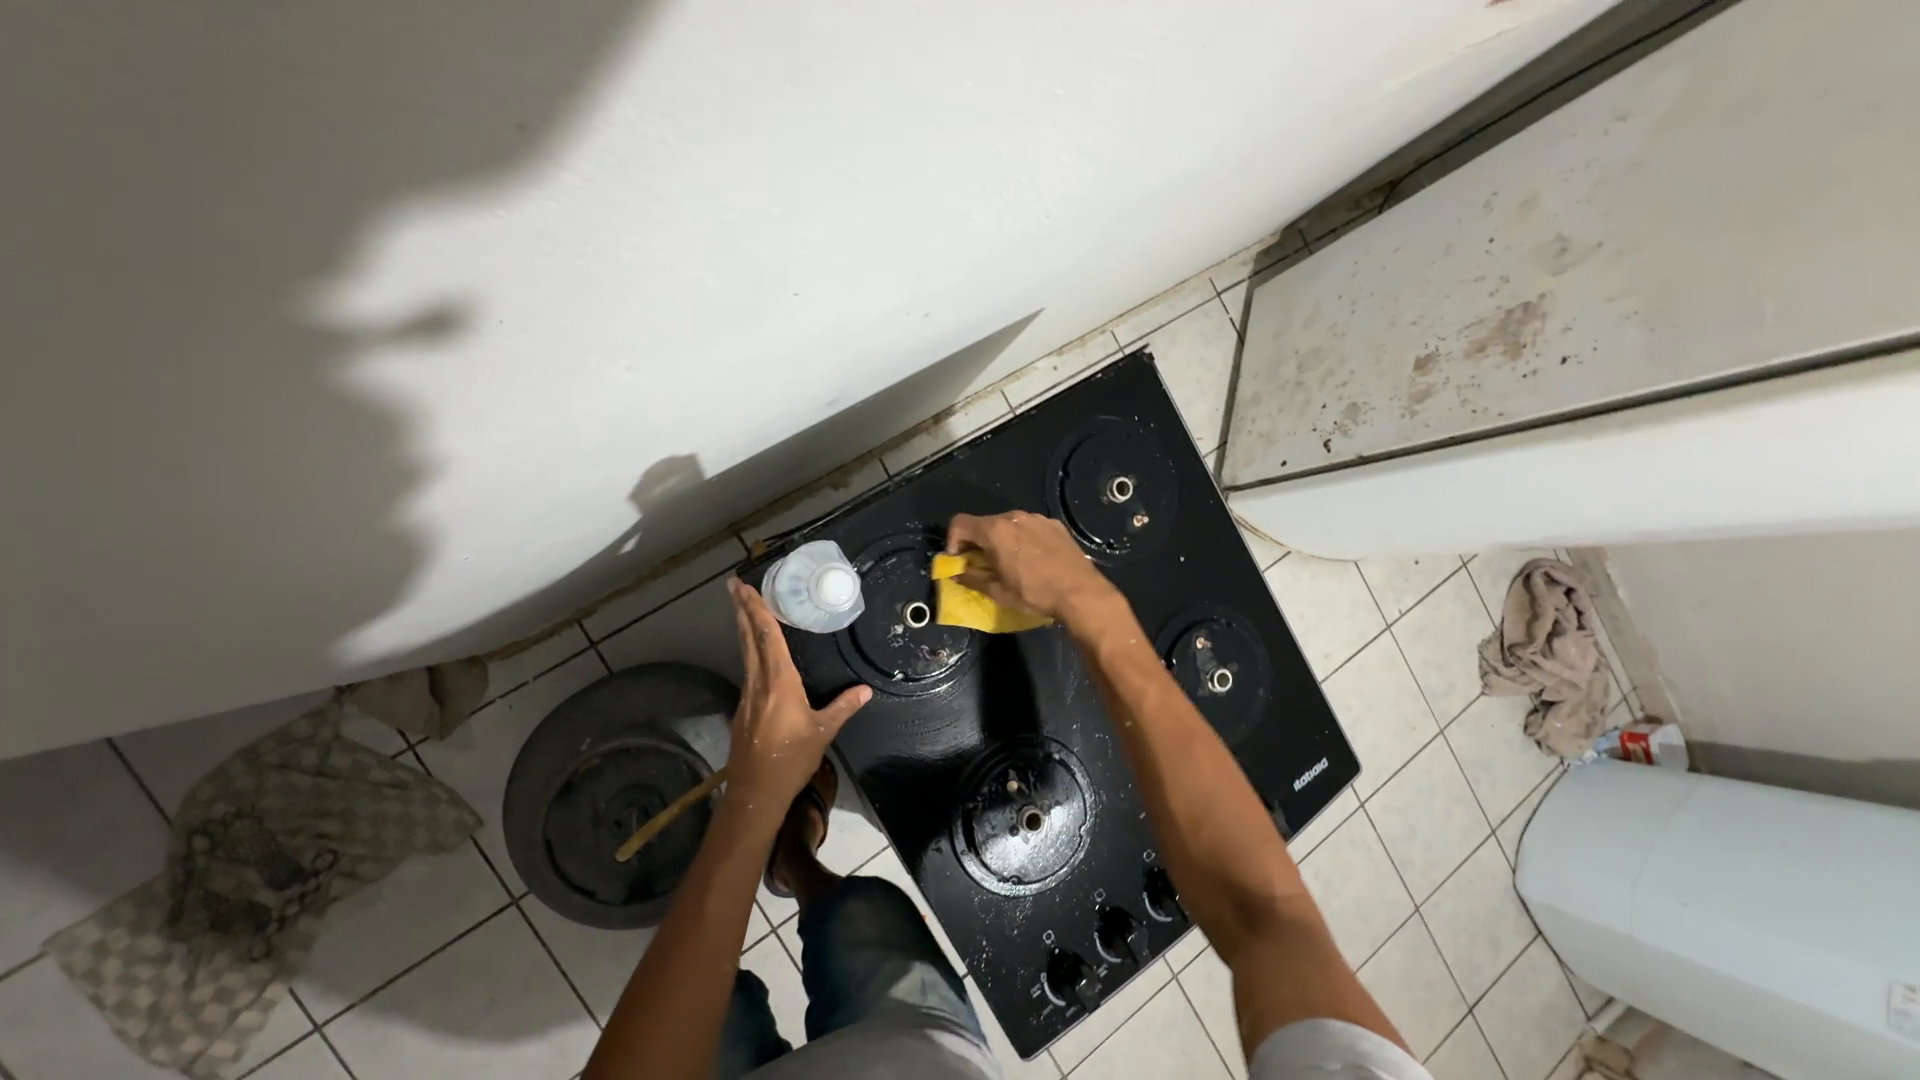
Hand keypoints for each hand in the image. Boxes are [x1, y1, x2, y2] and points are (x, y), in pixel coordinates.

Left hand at [723, 578, 871, 809]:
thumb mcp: (823, 732)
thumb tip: (865, 689)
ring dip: (744, 629)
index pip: (767, 637)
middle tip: (734, 586)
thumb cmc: (791, 760)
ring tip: (744, 609)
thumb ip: (843, 707)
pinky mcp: (743, 709)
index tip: (745, 587)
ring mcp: (747, 695)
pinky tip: (755, 653)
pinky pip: (747, 670)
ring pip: (745, 653)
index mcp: (779, 682)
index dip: (756, 610)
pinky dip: (749, 651)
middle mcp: (758, 682)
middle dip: (742, 611)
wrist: (756, 792)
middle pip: (749, 638)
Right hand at [944, 511, 1122, 623]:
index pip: (960, 523)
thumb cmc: (1034, 593)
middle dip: (978, 542)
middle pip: (985, 523)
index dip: (953, 540)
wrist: (1080, 592)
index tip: (959, 559)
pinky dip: (1024, 539)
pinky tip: (1035, 559)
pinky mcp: (1055, 524)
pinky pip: (1030, 527)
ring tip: (1012, 562)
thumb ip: (971, 578)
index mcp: (995, 530)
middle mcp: (1014, 517)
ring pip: (1009, 525)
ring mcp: (1037, 518)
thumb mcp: (998, 591)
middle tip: (983, 564)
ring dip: (1002, 540)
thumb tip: (956, 573)